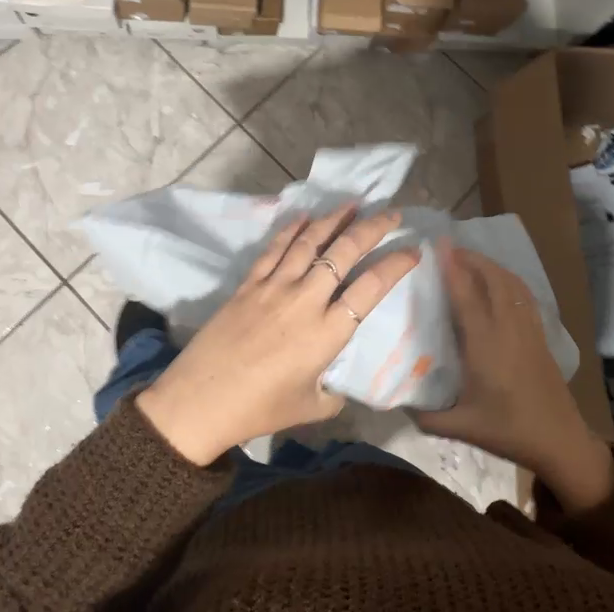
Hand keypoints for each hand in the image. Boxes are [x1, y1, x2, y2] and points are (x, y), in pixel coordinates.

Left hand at [136, 206, 418, 466]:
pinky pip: (274, 248)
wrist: (199, 402)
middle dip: (372, 228)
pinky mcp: (248, 284)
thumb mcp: (311, 408)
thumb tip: (340, 376)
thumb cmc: (259, 410)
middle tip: (391, 213)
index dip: (395, 265)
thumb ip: (335, 389)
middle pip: (344, 252)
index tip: (413, 250)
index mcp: (327, 333)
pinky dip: (291, 229)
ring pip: (310, 242)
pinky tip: (304, 216)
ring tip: (353, 203)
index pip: (370, 287)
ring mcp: (274, 287)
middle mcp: (305, 301)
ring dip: (334, 219)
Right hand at [413, 242, 613, 511]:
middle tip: (449, 249)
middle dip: (471, 258)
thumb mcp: (461, 427)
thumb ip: (425, 415)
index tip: (438, 244)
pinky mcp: (541, 334)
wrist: (560, 440)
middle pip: (492, 278)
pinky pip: (523, 295)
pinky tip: (498, 282)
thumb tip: (397, 402)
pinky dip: (507, 279)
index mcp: (485, 345)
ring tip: (470, 260)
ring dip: (490, 265)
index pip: (466, 295)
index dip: (452, 267)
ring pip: (510, 283)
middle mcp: (507, 328)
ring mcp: (528, 328)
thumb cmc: (508, 431)